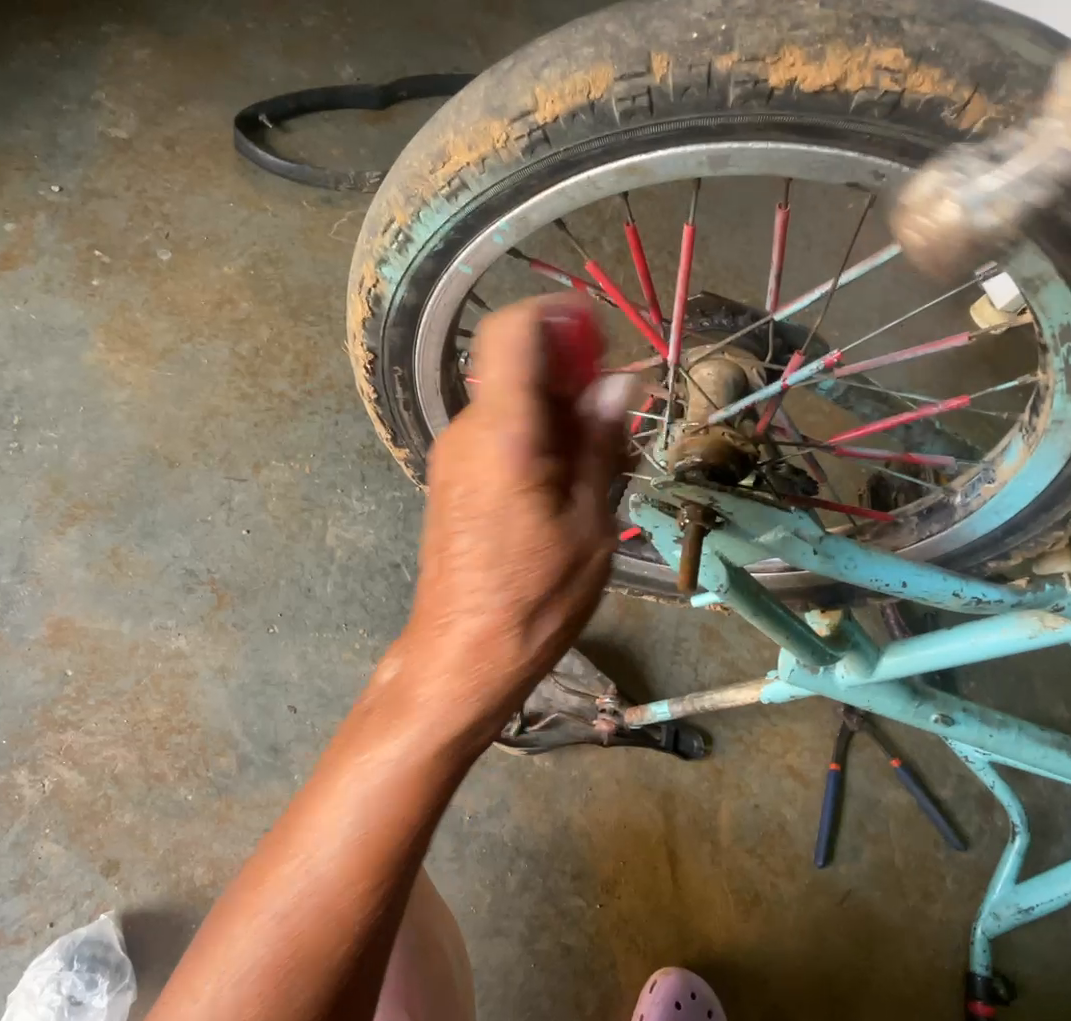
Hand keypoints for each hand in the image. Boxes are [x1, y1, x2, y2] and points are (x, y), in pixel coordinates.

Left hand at [385, 294, 635, 735]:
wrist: (463, 653)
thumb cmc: (536, 597)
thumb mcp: (590, 522)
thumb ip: (600, 443)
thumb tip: (618, 384)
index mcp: (504, 433)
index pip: (512, 331)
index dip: (557, 316)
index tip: (601, 340)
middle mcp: (468, 432)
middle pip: (514, 365)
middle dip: (568, 371)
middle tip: (615, 413)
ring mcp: (452, 457)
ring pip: (507, 401)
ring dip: (554, 407)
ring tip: (596, 456)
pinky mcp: (451, 481)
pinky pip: (495, 434)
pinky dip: (532, 435)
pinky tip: (563, 479)